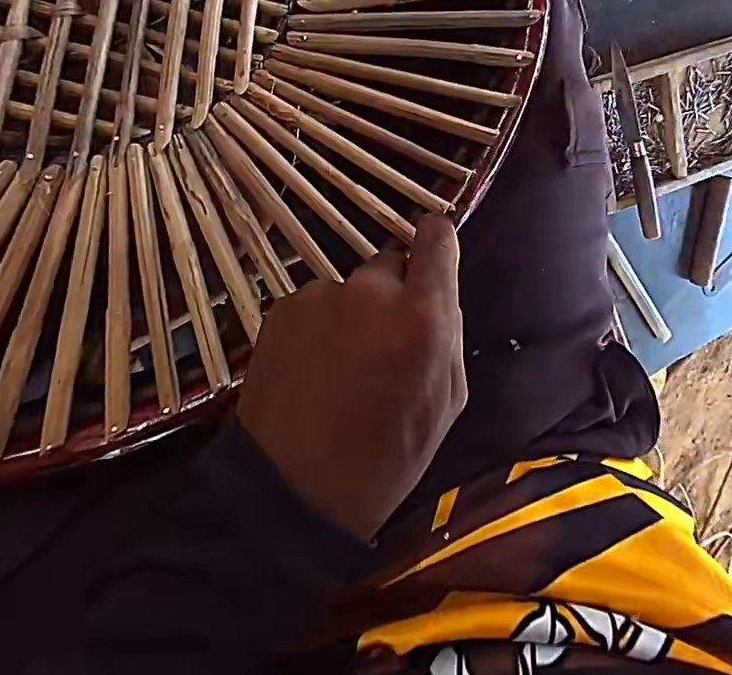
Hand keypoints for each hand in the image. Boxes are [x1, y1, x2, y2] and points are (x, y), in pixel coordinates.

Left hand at [236, 215, 466, 539]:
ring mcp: (319, 296)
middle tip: (384, 340)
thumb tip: (441, 292)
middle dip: (395, 292)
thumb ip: (450, 332)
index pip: (435, 235)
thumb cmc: (385, 456)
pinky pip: (315, 304)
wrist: (288, 496)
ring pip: (352, 288)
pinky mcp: (281, 309)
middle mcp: (370, 290)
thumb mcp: (447, 399)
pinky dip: (319, 326)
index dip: (436, 241)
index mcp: (422, 312)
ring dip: (354, 311)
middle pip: (392, 263)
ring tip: (341, 365)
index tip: (432, 255)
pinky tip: (312, 368)